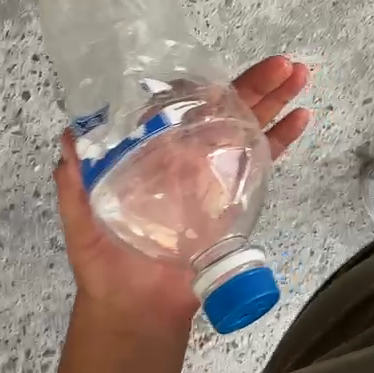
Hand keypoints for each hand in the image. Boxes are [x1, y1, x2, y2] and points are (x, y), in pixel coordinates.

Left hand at [52, 56, 313, 324]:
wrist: (139, 309)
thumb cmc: (108, 263)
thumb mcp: (83, 218)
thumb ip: (77, 181)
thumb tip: (71, 134)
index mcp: (157, 149)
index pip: (183, 104)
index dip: (205, 83)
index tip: (219, 70)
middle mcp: (191, 152)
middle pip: (228, 107)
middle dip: (256, 82)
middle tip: (282, 63)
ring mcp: (218, 170)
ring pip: (252, 124)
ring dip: (277, 98)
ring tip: (299, 74)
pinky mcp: (238, 193)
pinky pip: (266, 159)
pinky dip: (285, 136)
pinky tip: (302, 116)